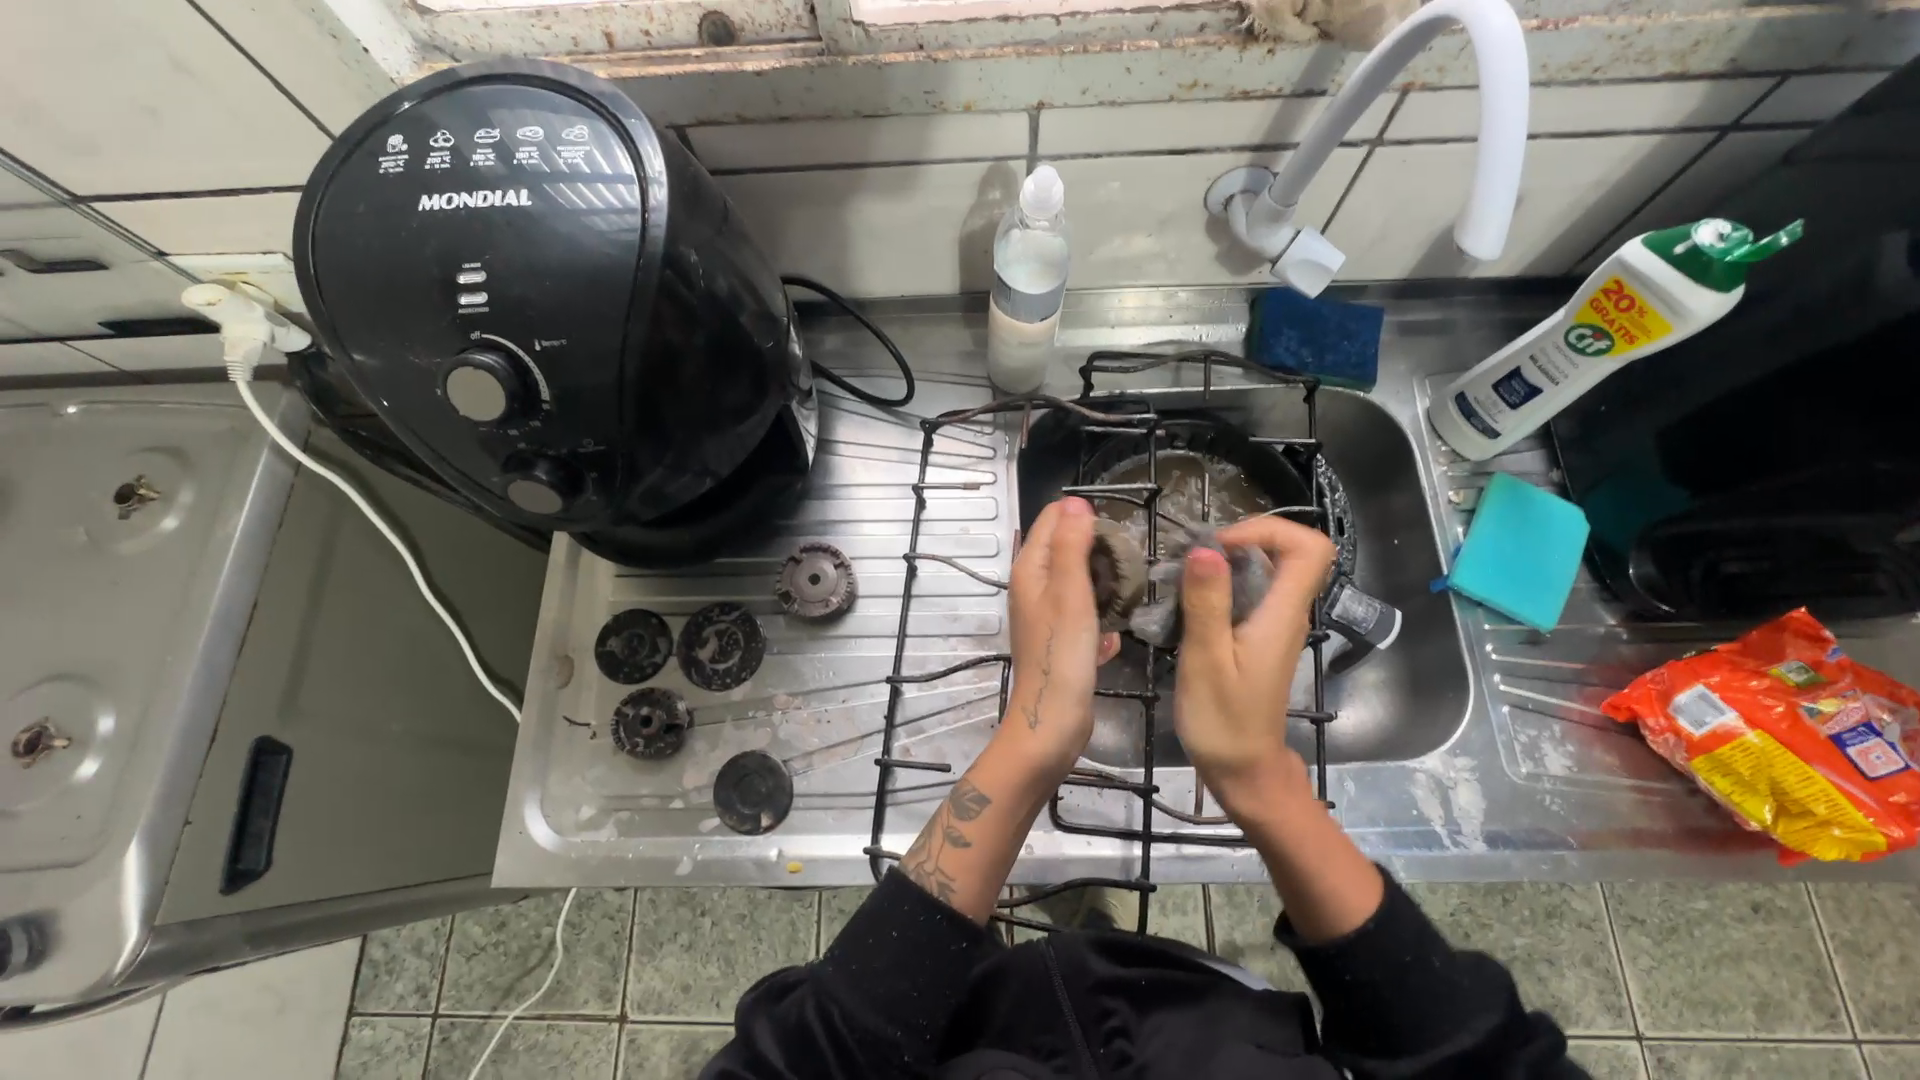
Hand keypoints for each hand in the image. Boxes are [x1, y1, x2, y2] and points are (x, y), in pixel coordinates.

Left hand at [1000, 497, 1107, 777]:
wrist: (1052, 719)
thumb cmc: (1061, 653)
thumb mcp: (1070, 591)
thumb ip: (1071, 544)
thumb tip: (1076, 500)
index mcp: (1029, 568)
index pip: (1053, 518)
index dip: (1085, 516)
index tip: (1119, 534)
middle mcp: (1033, 587)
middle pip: (1068, 548)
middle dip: (1100, 551)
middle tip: (1130, 567)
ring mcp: (1046, 615)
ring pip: (1081, 583)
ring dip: (1105, 587)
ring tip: (1128, 597)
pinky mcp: (1060, 640)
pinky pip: (1086, 617)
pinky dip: (1101, 622)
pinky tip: (1112, 638)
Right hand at [1173, 515, 1335, 824]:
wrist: (1242, 770)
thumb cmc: (1223, 720)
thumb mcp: (1206, 660)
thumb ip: (1207, 602)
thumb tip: (1205, 548)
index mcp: (1282, 615)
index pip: (1309, 548)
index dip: (1268, 530)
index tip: (1220, 546)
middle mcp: (1287, 614)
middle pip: (1289, 552)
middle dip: (1242, 539)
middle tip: (1195, 559)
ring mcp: (1275, 627)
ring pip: (1267, 571)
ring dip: (1228, 563)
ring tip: (1183, 579)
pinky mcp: (1259, 639)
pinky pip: (1250, 594)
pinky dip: (1222, 586)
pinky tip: (1189, 604)